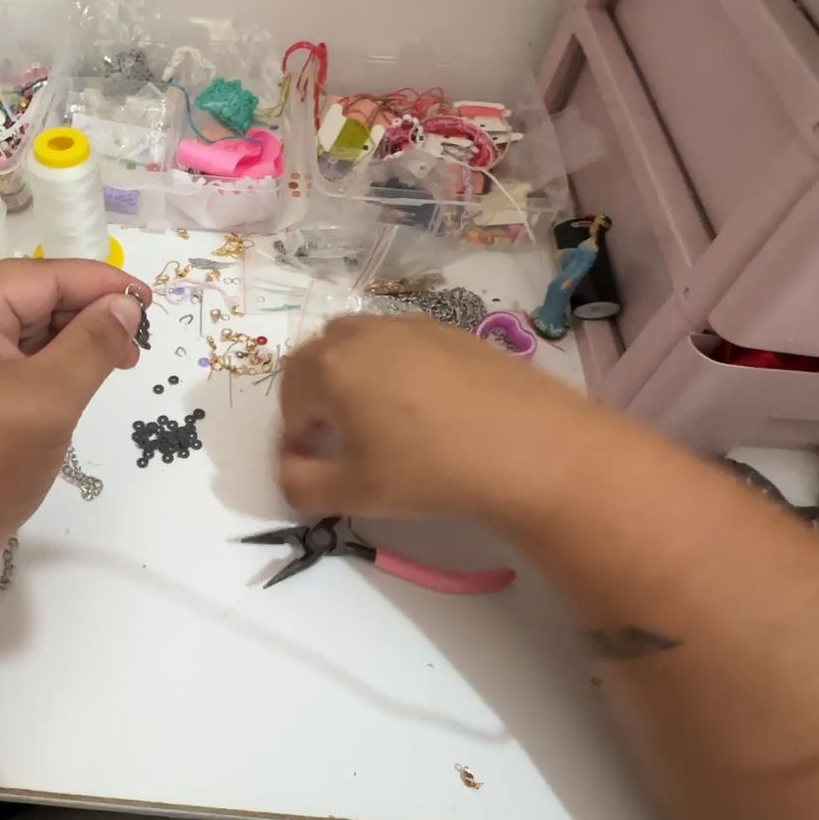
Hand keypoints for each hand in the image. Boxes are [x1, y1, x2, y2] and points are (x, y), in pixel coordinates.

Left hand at [0, 257, 147, 558]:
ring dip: (72, 343)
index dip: (99, 283)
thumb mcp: (48, 398)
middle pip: (28, 301)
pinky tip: (78, 381)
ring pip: (22, 334)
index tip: (149, 299)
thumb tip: (126, 306)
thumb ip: (92, 344)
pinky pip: (10, 365)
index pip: (38, 277)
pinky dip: (49, 367)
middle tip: (137, 342)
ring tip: (117, 363)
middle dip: (87, 315)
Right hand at [277, 314, 607, 519]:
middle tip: (336, 441)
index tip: (310, 469)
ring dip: (347, 379)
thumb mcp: (352, 494)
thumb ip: (299, 485)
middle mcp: (361, 334)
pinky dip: (390, 368)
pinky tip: (421, 406)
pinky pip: (397, 343)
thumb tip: (288, 469)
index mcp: (329, 367)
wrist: (531, 448)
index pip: (287, 402)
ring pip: (355, 345)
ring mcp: (407, 325)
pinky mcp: (447, 329)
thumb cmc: (428, 471)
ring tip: (374, 419)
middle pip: (314, 362)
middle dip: (312, 402)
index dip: (292, 441)